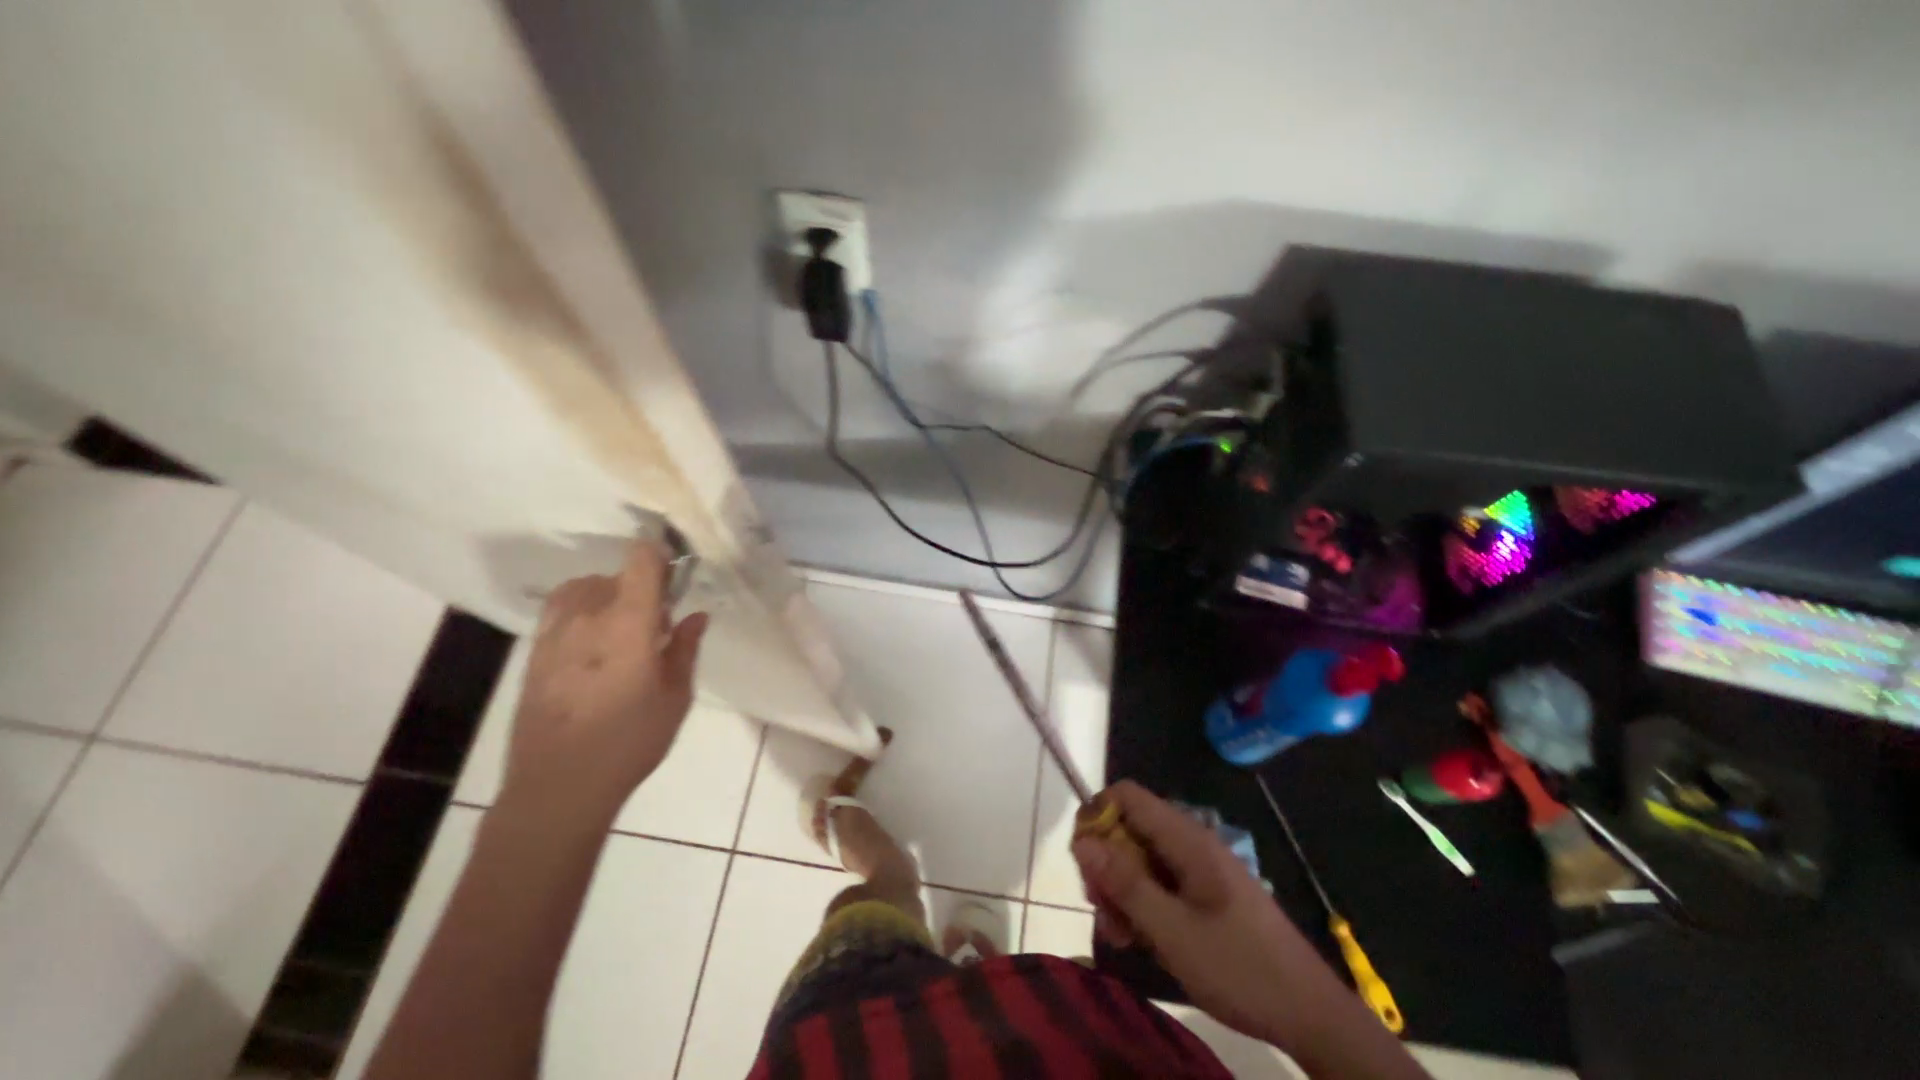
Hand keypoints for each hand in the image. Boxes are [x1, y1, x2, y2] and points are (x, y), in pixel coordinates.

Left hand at [499, 542, 708, 827]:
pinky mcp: (534, 652)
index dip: (658, 556)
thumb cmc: (629, 742)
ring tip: (619, 635)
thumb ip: (684, 650)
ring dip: (605, 600)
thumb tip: (696, 616)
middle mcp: (588, 615)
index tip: (673, 578)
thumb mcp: (675, 699)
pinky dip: (580, 617)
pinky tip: (592, 653)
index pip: (640, 559)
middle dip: (637, 590)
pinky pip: (560, 613)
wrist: (559, 784)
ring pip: (582, 590)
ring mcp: (555, 631)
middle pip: (614, 575)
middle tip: (654, 628)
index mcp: (629, 621)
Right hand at [1072, 781, 1348, 1048]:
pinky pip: (1162, 888)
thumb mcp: (1172, 930)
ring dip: (1122, 895)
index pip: (1128, 797)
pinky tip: (1142, 943)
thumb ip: (1125, 884)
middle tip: (1104, 912)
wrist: (1309, 1014)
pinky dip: (1144, 909)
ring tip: (1122, 939)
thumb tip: (1082, 841)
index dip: (1097, 818)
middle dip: (1106, 867)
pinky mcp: (1208, 899)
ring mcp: (1202, 873)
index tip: (1084, 865)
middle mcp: (1193, 847)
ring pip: (1142, 863)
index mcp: (1189, 841)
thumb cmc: (1240, 969)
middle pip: (1130, 831)